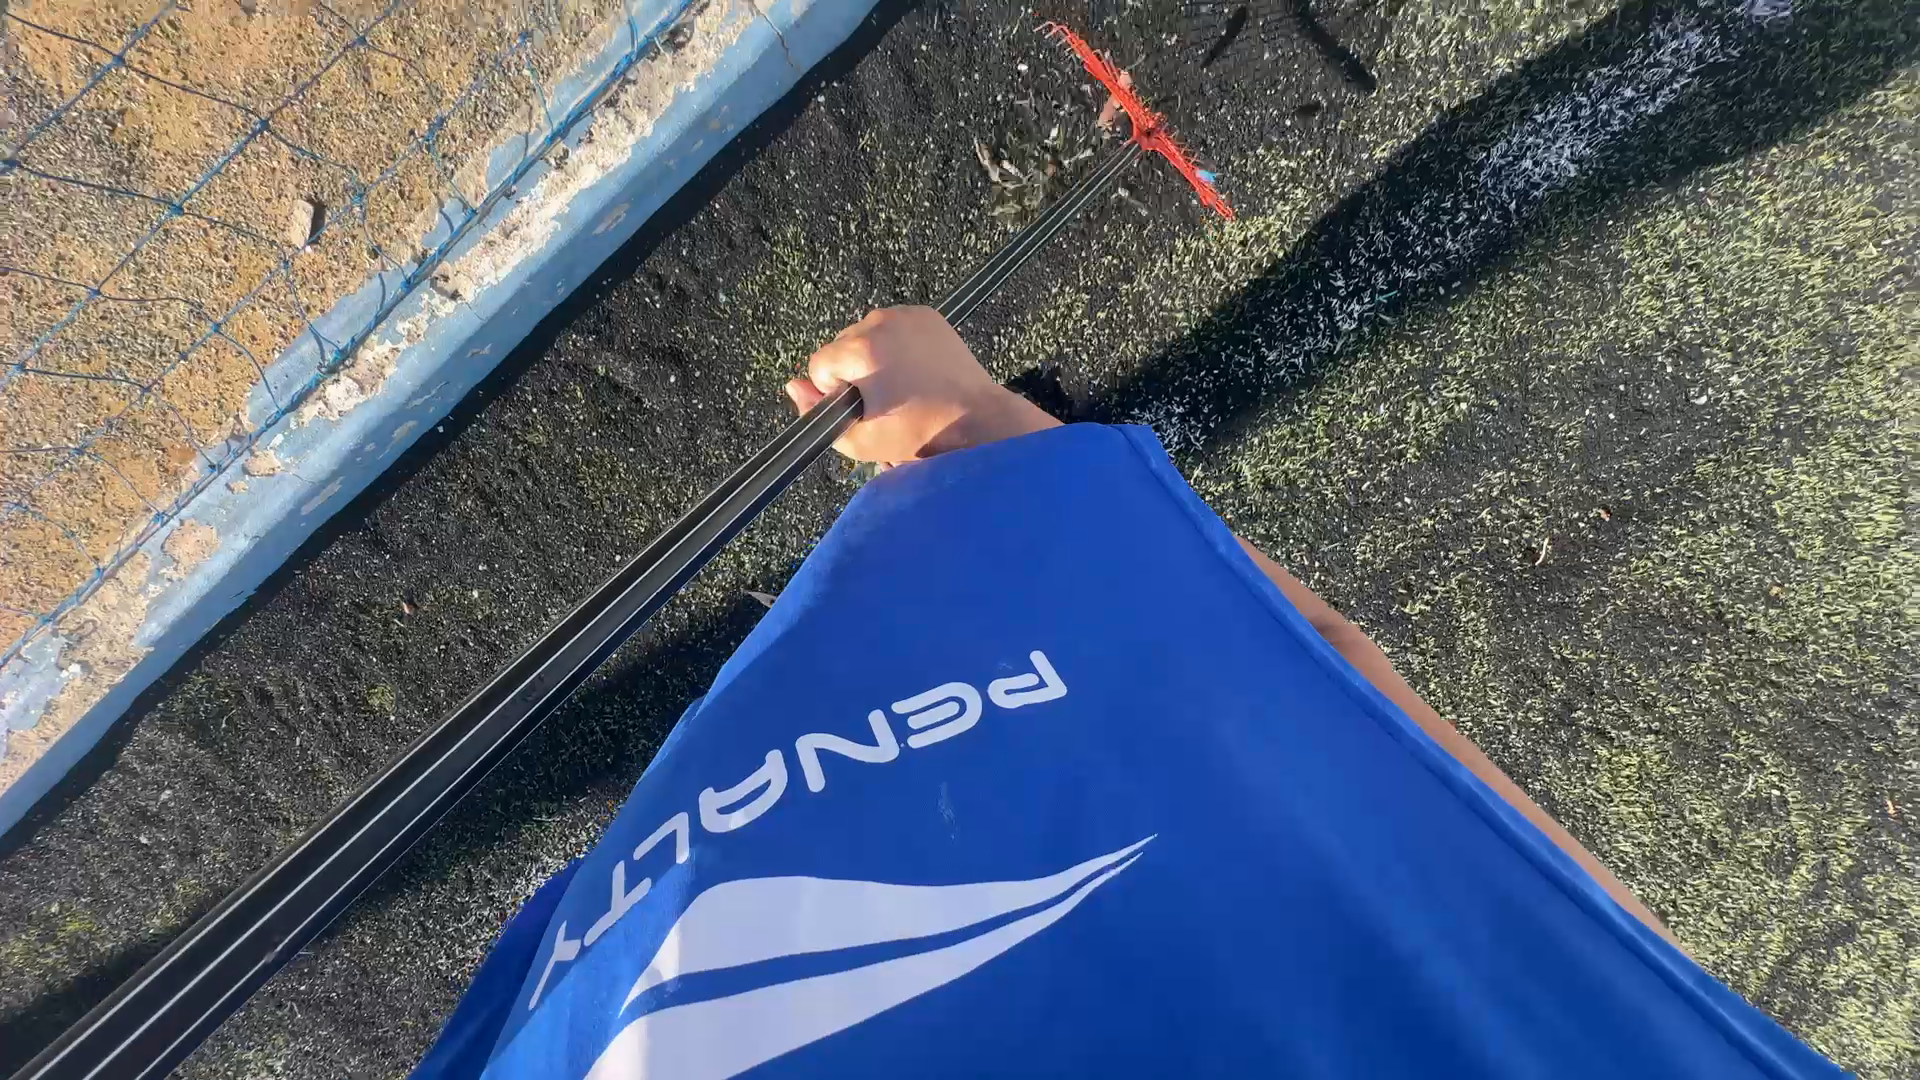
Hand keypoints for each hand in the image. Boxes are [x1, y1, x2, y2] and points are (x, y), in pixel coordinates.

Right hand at [785, 306, 1058, 464]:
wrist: (978, 421)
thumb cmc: (921, 434)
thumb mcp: (861, 439)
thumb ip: (817, 413)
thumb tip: (793, 385)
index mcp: (861, 349)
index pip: (820, 366)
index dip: (836, 393)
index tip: (864, 409)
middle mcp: (880, 322)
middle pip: (842, 347)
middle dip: (854, 373)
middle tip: (886, 402)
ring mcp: (907, 314)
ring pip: (866, 335)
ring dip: (873, 358)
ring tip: (902, 387)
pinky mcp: (927, 315)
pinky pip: (894, 327)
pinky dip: (896, 346)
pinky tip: (915, 371)